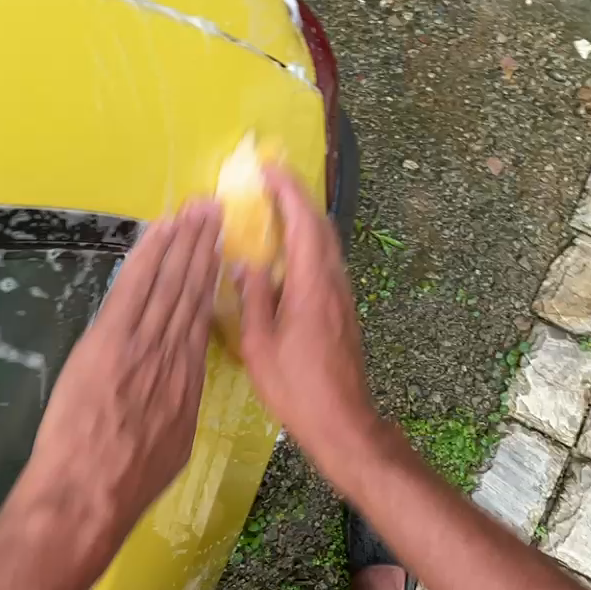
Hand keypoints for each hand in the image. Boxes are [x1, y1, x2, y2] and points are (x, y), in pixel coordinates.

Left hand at [21, 201, 221, 539]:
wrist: (89, 495)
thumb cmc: (129, 482)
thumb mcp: (175, 446)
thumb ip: (181, 406)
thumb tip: (183, 384)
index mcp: (190, 381)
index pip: (202, 317)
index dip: (210, 279)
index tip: (218, 249)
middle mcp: (173, 354)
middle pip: (190, 291)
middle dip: (202, 248)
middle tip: (213, 210)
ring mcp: (141, 345)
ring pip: (167, 284)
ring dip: (181, 242)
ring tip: (194, 210)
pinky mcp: (109, 341)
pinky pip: (133, 289)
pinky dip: (147, 256)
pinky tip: (159, 231)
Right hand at [235, 168, 382, 463]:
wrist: (344, 422)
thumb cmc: (297, 387)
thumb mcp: (260, 346)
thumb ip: (252, 300)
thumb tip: (245, 264)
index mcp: (311, 285)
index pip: (303, 222)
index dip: (288, 189)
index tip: (268, 168)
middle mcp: (333, 282)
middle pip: (321, 226)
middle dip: (297, 197)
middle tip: (269, 182)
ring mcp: (343, 296)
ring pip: (327, 244)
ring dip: (304, 220)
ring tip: (274, 211)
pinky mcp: (344, 310)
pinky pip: (326, 262)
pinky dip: (308, 244)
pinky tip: (287, 256)